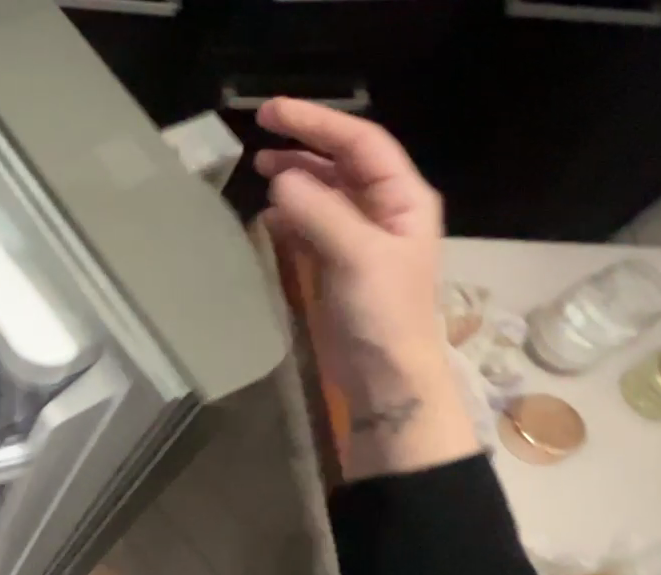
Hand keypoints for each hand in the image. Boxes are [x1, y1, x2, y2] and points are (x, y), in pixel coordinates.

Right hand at [254, 99, 477, 478]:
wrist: (384, 375)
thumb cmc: (383, 315)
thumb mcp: (357, 257)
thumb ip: (320, 214)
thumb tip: (279, 180)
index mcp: (402, 199)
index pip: (360, 144)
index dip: (317, 124)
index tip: (271, 113)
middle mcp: (382, 211)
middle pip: (341, 163)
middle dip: (303, 145)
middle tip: (258, 134)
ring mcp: (357, 240)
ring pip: (324, 194)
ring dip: (294, 177)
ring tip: (259, 168)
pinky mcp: (335, 267)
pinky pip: (310, 227)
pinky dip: (288, 216)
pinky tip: (266, 214)